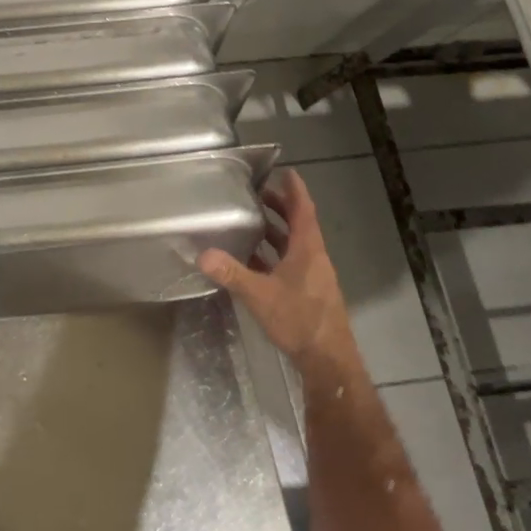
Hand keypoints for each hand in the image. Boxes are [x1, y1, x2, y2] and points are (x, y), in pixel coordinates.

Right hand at [198, 168, 355, 364]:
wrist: (327, 359)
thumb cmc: (299, 319)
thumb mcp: (259, 294)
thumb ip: (231, 273)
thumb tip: (202, 254)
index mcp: (308, 250)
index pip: (304, 211)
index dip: (295, 191)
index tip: (285, 172)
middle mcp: (313, 259)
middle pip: (299, 226)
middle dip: (280, 208)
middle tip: (257, 194)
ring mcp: (312, 277)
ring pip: (293, 246)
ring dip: (275, 233)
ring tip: (251, 223)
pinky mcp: (307, 293)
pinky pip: (289, 264)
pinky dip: (273, 256)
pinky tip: (252, 262)